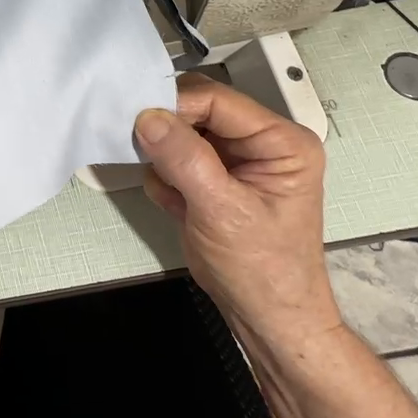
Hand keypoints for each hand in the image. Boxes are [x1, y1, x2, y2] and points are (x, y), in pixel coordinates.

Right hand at [136, 73, 339, 351]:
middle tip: (148, 157)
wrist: (264, 318)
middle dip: (166, 131)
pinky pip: (171, 155)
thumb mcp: (222, 211)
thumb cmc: (261, 270)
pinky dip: (163, 177)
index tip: (137, 124)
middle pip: (195, 109)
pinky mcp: (210, 176)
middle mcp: (258, 141)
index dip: (175, 106)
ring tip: (174, 194)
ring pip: (177, 130)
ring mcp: (232, 159)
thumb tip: (146, 117)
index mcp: (280, 141)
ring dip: (163, 158)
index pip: (216, 99)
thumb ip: (185, 159)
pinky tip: (177, 205)